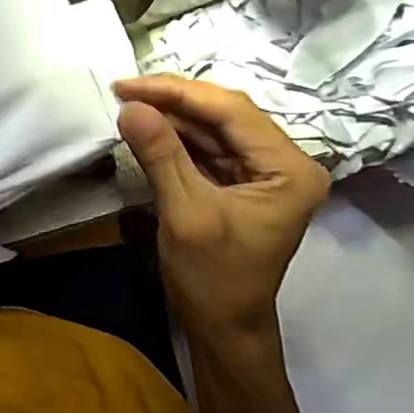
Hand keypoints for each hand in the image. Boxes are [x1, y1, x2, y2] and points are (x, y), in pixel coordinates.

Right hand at [114, 75, 329, 336]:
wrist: (222, 328)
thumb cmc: (213, 278)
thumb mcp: (186, 213)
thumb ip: (161, 155)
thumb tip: (130, 108)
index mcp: (289, 169)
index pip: (232, 111)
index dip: (178, 93)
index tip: (128, 84)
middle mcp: (284, 162)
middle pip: (225, 115)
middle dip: (173, 101)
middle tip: (124, 91)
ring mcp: (263, 172)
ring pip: (213, 129)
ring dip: (171, 118)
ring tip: (129, 105)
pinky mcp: (240, 183)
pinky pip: (207, 149)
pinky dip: (175, 139)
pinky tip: (147, 128)